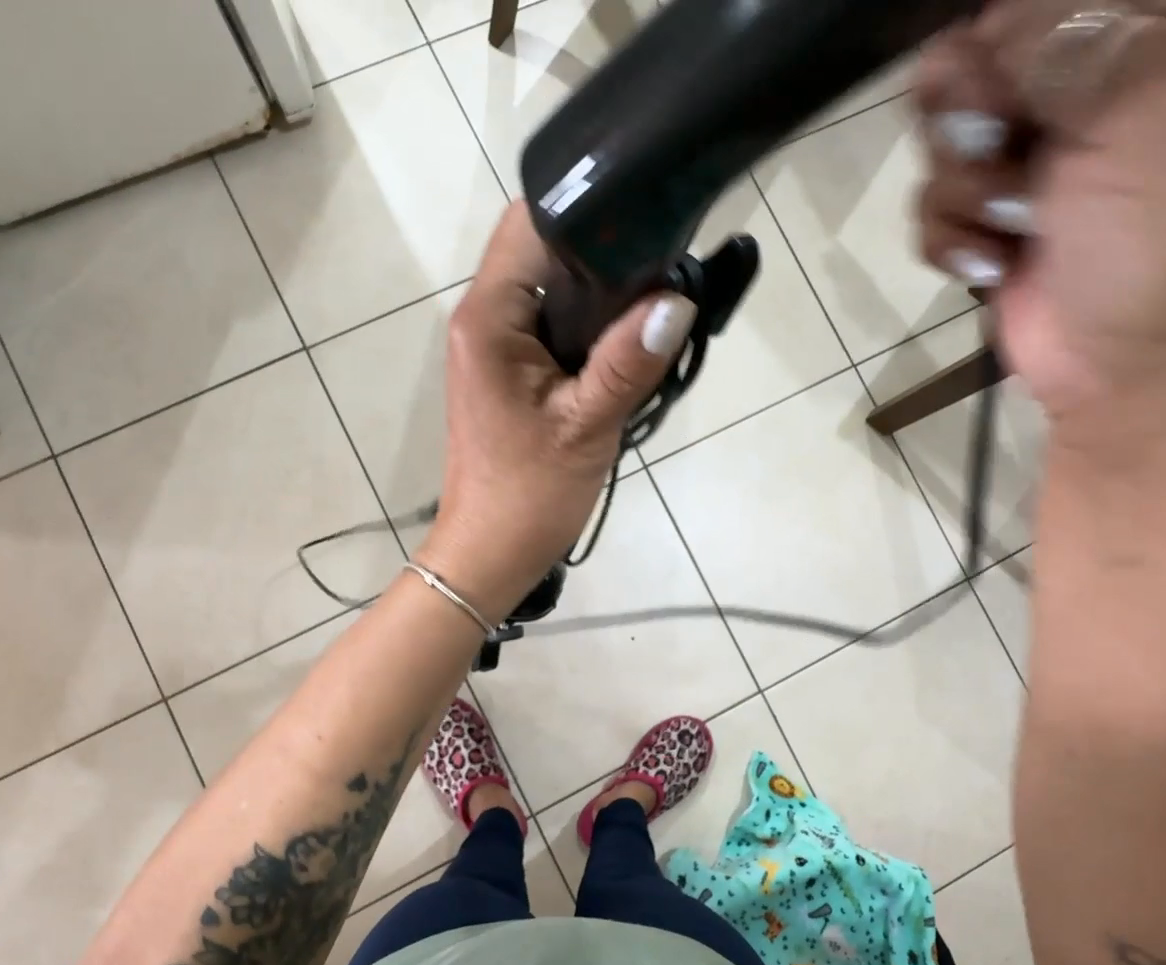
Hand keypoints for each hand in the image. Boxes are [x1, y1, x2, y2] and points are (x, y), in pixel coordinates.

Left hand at [416, 202, 697, 622]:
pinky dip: (592, 320)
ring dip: (601, 287)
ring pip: (552, 283)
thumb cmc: (528, 494)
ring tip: (659, 298)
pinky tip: (632, 336)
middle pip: (542, 246)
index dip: (587, 211)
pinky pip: (554, 319)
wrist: (491, 552)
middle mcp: (486, 315)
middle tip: (666, 265)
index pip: (530, 223)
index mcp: (489, 317)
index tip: (647, 219)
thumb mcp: (587, 426)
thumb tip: (679, 298)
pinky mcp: (513, 365)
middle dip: (603, 249)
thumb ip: (630, 360)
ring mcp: (498, 341)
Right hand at [914, 0, 1165, 437]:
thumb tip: (982, 32)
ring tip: (1008, 216)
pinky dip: (954, 235)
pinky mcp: (1001, 221)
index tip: (1012, 64)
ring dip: (965, 178)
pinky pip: (939, 200)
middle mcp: (1116, 82)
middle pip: (995, 45)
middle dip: (976, 99)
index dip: (1025, 19)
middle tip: (992, 133)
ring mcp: (1053, 157)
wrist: (1146, 374)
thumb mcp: (1153, 100)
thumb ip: (1066, 34)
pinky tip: (992, 262)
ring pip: (952, 126)